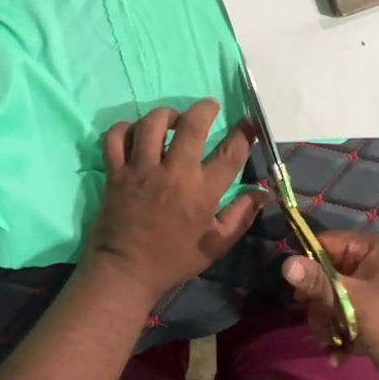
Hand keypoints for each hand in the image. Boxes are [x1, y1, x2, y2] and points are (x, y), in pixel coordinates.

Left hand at [83, 101, 263, 305]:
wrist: (126, 271)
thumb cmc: (173, 259)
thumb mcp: (216, 245)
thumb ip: (240, 216)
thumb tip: (262, 192)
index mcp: (202, 191)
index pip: (230, 152)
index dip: (244, 132)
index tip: (249, 121)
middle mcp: (173, 173)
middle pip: (192, 125)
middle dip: (205, 108)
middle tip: (209, 108)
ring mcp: (141, 169)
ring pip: (152, 123)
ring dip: (166, 114)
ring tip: (172, 120)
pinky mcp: (115, 171)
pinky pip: (116, 137)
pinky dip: (125, 128)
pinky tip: (135, 133)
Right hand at [283, 230, 378, 379]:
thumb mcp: (355, 302)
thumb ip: (320, 282)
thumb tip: (285, 263)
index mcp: (371, 249)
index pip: (325, 243)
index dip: (308, 263)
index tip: (297, 289)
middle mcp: (370, 264)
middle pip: (325, 274)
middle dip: (318, 303)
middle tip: (319, 322)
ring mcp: (370, 290)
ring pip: (330, 299)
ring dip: (326, 323)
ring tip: (331, 342)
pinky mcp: (370, 315)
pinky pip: (342, 317)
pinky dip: (338, 334)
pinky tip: (339, 354)